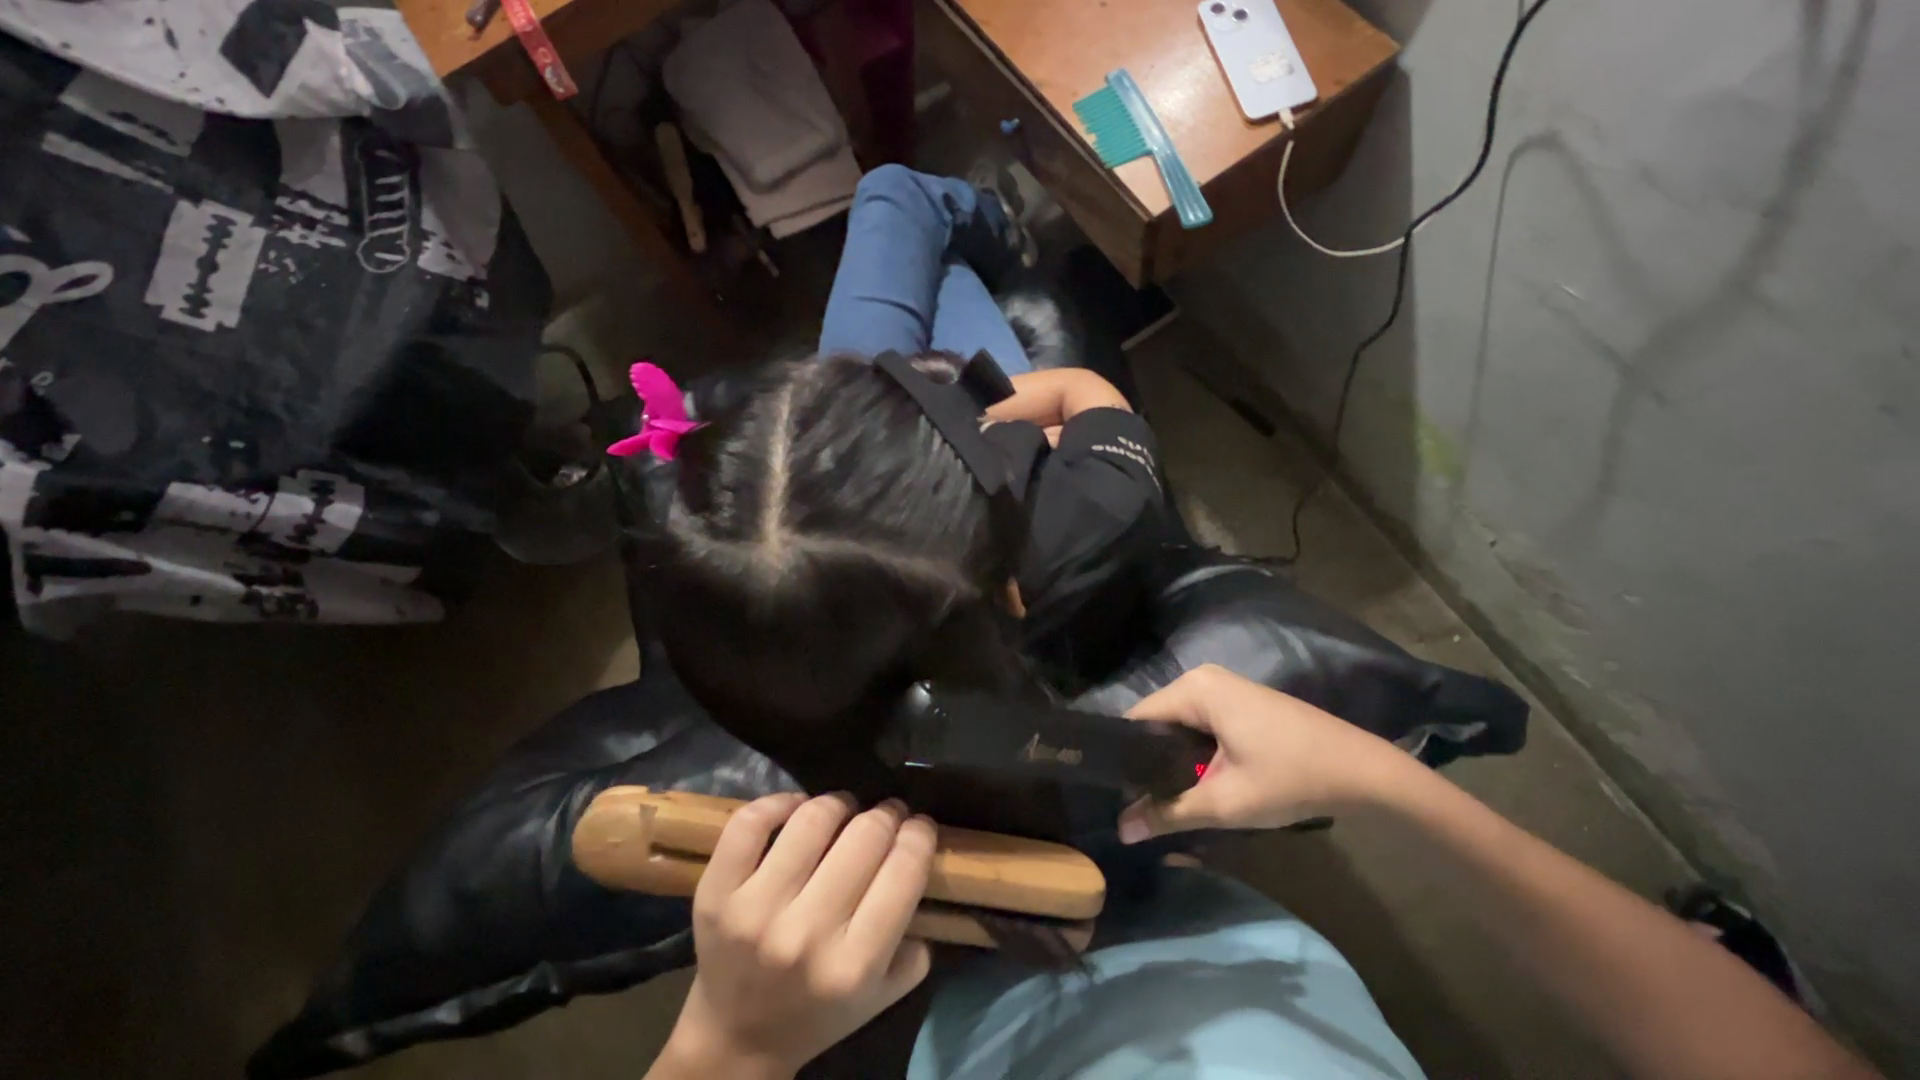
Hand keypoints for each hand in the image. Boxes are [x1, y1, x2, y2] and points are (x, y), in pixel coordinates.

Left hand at [653, 793, 936, 1079]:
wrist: (738, 1039)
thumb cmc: (820, 1012)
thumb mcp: (883, 993)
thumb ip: (916, 941)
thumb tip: (920, 865)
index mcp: (854, 964)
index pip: (904, 870)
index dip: (920, 835)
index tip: (920, 827)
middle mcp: (806, 934)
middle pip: (865, 836)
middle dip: (887, 815)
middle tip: (888, 815)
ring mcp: (756, 910)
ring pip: (813, 819)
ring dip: (839, 804)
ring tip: (844, 810)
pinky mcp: (717, 893)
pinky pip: (750, 823)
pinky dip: (779, 801)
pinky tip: (797, 808)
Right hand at [1117, 665, 1415, 841]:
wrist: (1365, 774)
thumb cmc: (1291, 778)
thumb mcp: (1225, 803)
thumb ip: (1168, 814)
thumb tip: (1120, 830)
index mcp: (1194, 689)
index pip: (1136, 720)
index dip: (1121, 758)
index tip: (1112, 795)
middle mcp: (1204, 679)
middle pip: (1156, 723)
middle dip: (1146, 763)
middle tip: (1134, 806)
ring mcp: (1225, 689)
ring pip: (1178, 728)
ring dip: (1170, 762)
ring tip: (1158, 801)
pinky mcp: (1242, 705)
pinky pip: (1200, 727)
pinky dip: (1193, 755)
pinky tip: (1193, 785)